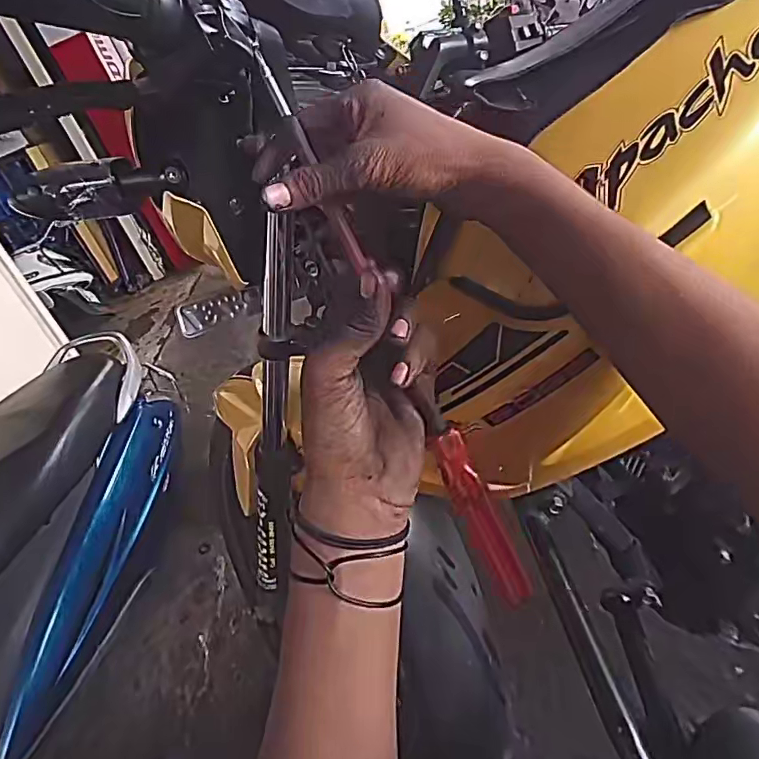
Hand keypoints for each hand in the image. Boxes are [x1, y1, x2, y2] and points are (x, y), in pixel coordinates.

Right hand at [252, 82, 520, 220]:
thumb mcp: (366, 166)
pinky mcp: (386, 165)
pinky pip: (351, 178)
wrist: (478, 178)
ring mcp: (376, 141)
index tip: (264, 173)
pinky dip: (340, 194)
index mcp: (358, 99)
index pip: (302, 122)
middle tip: (283, 192)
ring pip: (332, 165)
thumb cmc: (437, 153)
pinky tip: (336, 207)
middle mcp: (366, 116)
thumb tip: (277, 191)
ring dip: (321, 186)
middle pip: (316, 146)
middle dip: (300, 172)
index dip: (279, 149)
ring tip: (310, 204)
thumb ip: (317, 181)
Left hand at [298, 268, 432, 538]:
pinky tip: (407, 383)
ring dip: (409, 340)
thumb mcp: (330, 375)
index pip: (352, 297)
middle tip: (395, 318)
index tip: (380, 272)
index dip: (367, 281)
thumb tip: (370, 286)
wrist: (364, 486)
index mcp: (331, 343)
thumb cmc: (333, 440)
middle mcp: (361, 350)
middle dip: (395, 309)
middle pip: (388, 306)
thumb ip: (352, 328)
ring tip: (398, 364)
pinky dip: (421, 363)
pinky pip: (427, 354)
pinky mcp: (416, 383)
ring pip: (412, 327)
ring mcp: (389, 366)